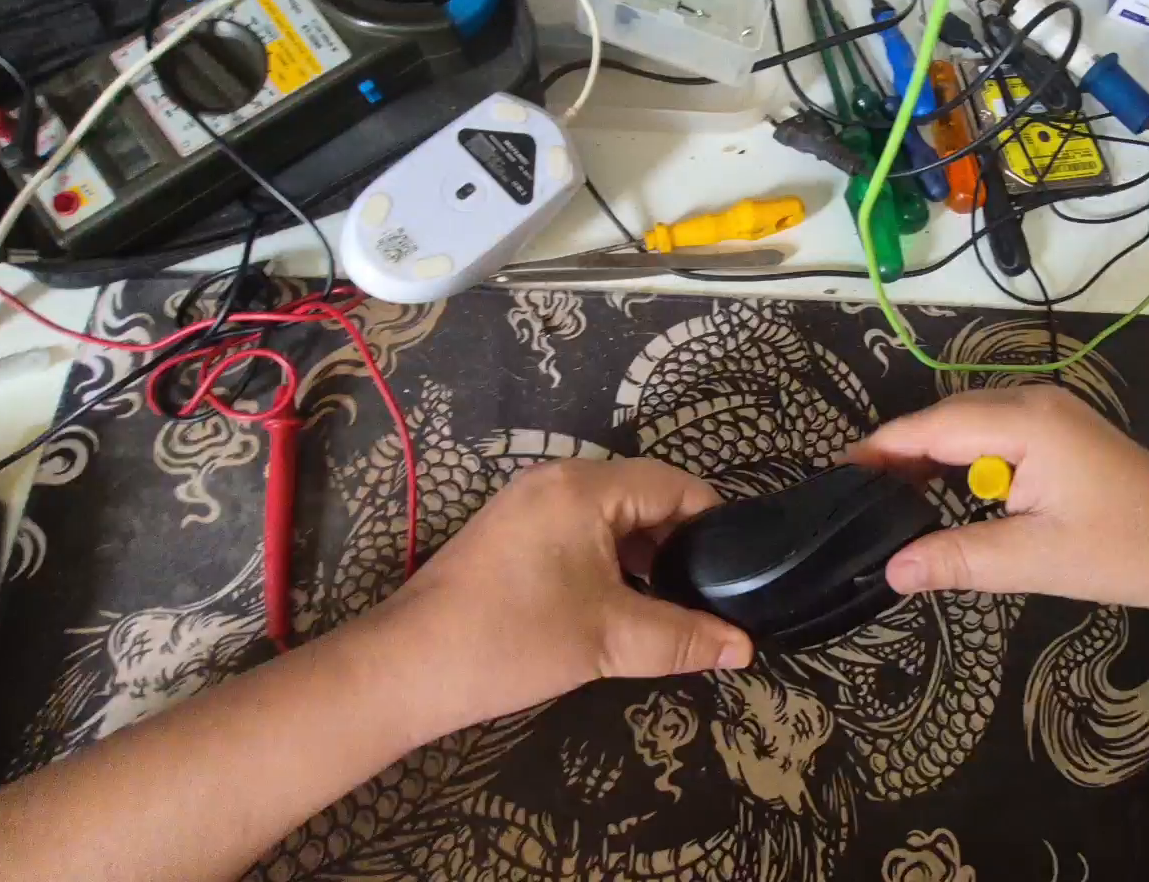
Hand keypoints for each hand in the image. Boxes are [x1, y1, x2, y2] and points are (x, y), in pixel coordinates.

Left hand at [354, 457, 752, 739]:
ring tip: (673, 596)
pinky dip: (614, 555)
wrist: (403, 669)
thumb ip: (683, 638)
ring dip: (647, 550)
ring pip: (615, 513)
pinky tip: (625, 595)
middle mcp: (561, 478)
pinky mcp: (517, 526)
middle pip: (645, 494)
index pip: (674, 484)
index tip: (736, 563)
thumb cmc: (512, 641)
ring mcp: (533, 499)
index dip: (712, 519)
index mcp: (586, 487)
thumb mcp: (609, 640)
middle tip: (708, 586)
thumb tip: (746, 649)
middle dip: (681, 539)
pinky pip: (585, 526)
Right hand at [853, 386, 1148, 612]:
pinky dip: (960, 453)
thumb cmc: (1122, 551)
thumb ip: (956, 559)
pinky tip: (945, 484)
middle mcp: (1032, 400)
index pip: (931, 427)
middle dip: (901, 451)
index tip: (839, 473)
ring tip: (892, 493)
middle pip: (945, 418)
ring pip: (966, 421)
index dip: (882, 448)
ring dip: (930, 453)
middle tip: (861, 494)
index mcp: (1024, 423)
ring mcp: (1048, 409)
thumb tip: (888, 571)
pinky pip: (991, 429)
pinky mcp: (1058, 426)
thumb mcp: (1033, 560)